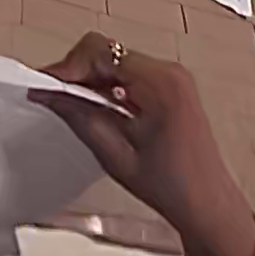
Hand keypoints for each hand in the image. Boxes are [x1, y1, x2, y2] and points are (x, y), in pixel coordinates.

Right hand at [30, 32, 254, 255]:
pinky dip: (105, 83)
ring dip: (89, 77)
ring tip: (75, 105)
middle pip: (106, 50)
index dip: (68, 66)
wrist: (209, 205)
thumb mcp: (115, 155)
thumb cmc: (171, 187)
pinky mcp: (168, 83)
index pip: (101, 52)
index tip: (46, 85)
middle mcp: (168, 71)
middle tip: (55, 96)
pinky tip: (97, 106)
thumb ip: (79, 117)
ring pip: (113, 58)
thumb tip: (47, 93)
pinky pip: (126, 70)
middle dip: (76, 70)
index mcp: (160, 85)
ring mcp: (170, 75)